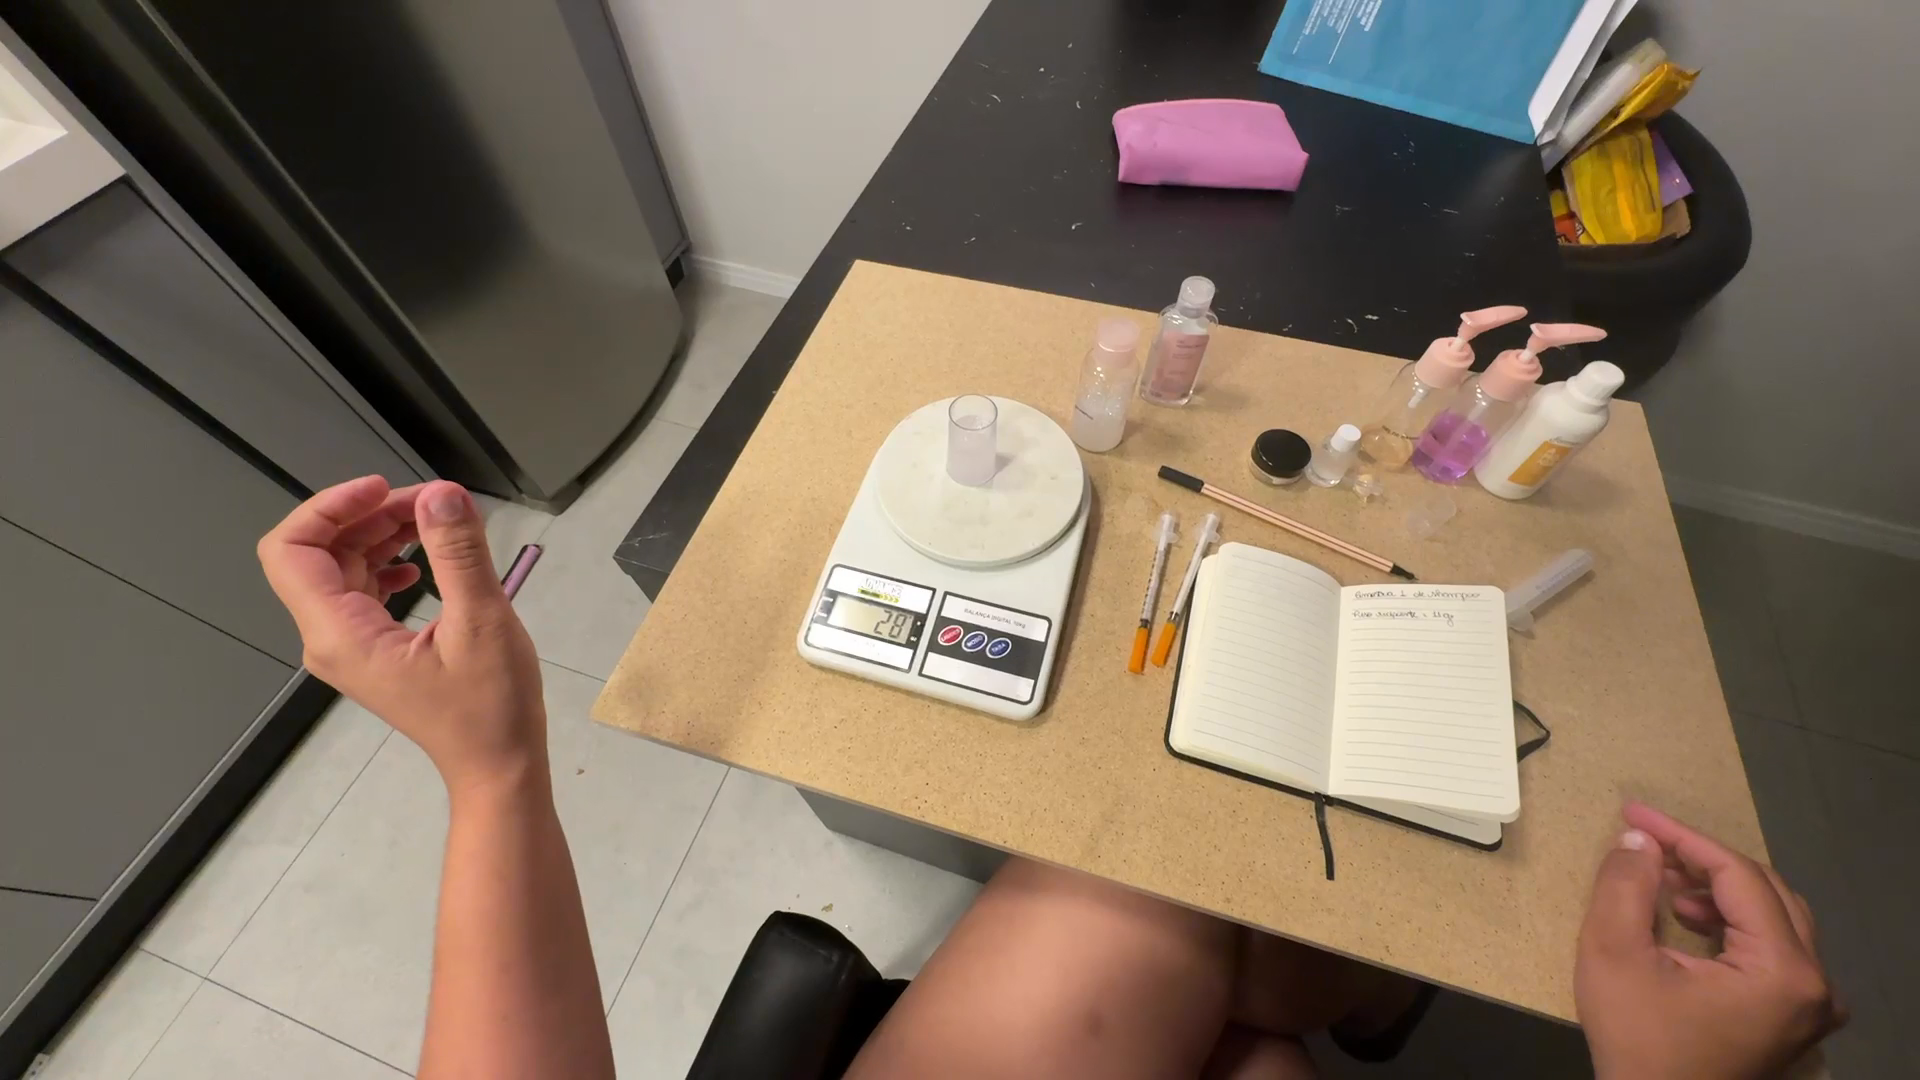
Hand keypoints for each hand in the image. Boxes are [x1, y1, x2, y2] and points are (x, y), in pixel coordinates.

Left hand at [258, 476, 545, 797]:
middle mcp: (331, 638)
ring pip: (344, 573)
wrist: (498, 763)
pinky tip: (424, 565)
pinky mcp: (377, 653)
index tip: (388, 488)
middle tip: (433, 502)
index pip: (293, 551)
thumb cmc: (490, 702)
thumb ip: (459, 555)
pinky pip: (364, 595)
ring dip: (384, 538)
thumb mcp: (483, 622)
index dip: (330, 508)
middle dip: (370, 517)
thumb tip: (443, 493)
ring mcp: (352, 648)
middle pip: (320, 556)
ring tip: (436, 523)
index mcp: (341, 633)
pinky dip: (390, 566)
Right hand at [1576, 802, 1841, 1079]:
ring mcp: (1811, 1006)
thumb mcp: (1612, 950)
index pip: (1737, 875)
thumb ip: (1624, 886)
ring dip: (1715, 887)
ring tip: (1659, 882)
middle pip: (1767, 891)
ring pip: (1775, 916)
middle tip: (1643, 840)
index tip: (1630, 814)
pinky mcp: (1793, 1017)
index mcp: (1782, 969)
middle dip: (1701, 858)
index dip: (1681, 836)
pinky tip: (1684, 919)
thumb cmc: (1639, 1032)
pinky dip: (1728, 918)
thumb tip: (1638, 840)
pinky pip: (1774, 945)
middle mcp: (1815, 985)